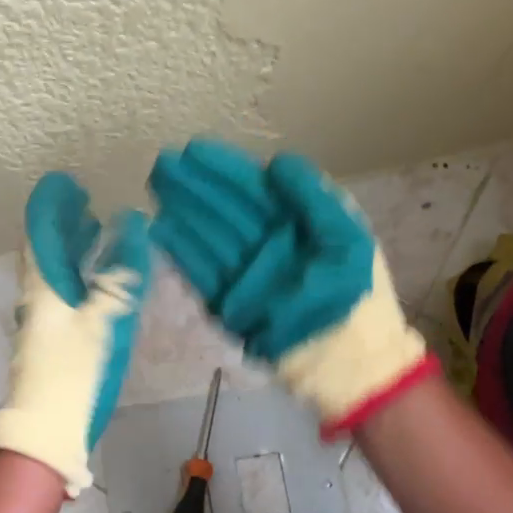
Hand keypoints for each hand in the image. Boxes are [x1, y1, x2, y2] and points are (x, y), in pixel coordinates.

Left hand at [0, 172, 150, 496]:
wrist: (48, 432)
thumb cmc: (76, 373)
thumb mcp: (107, 319)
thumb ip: (122, 272)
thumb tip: (132, 223)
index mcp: (43, 288)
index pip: (40, 233)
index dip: (51, 204)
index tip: (66, 181)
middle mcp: (36, 299)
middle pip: (44, 250)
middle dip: (61, 222)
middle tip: (83, 200)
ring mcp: (39, 322)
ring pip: (52, 272)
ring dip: (69, 247)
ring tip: (91, 228)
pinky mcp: (49, 341)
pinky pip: (59, 292)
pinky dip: (75, 273)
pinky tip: (94, 279)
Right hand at [149, 139, 436, 433]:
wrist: (351, 362)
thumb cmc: (356, 294)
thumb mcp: (348, 237)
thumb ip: (314, 196)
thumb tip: (275, 162)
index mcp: (296, 224)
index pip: (253, 189)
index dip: (224, 169)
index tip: (194, 150)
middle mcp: (266, 245)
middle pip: (224, 209)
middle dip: (193, 186)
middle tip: (161, 164)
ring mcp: (246, 275)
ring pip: (208, 236)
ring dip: (182, 213)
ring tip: (156, 190)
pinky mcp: (230, 305)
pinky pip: (201, 273)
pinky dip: (181, 253)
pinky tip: (160, 230)